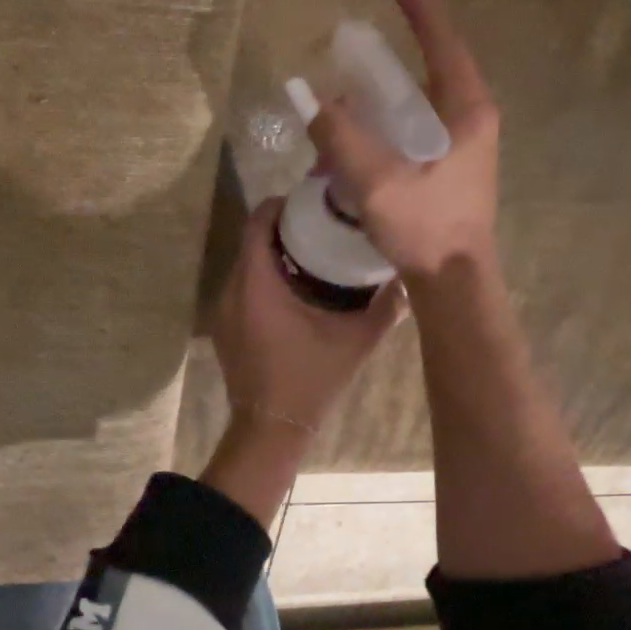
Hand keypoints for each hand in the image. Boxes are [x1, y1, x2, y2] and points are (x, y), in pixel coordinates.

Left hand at [211, 196, 405, 429]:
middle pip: (250, 243)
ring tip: (309, 252)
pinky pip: (240, 289)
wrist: (270, 427)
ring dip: (270, 255)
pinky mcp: (223, 328)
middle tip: (316, 224)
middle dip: (279, 229)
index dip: (277, 206)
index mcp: (256, 285)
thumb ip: (384, 308)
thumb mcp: (354, 340)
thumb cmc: (310, 379)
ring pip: (244, 266)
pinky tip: (293, 288)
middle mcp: (231, 290)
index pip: (256, 224)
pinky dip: (262, 279)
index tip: (306, 201)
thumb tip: (408, 280)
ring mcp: (222, 311)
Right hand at [303, 0, 500, 281]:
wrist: (454, 282)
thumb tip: (307, 95)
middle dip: (403, 45)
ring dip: (391, 87)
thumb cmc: (424, 227)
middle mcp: (471, 120)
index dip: (420, 6)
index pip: (443, 43)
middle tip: (366, 32)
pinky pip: (416, 128)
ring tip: (355, 81)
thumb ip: (339, 135)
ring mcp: (464, 147)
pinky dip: (390, 118)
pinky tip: (362, 129)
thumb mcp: (375, 179)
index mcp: (467, 111)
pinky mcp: (450, 169)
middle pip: (436, 67)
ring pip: (424, 100)